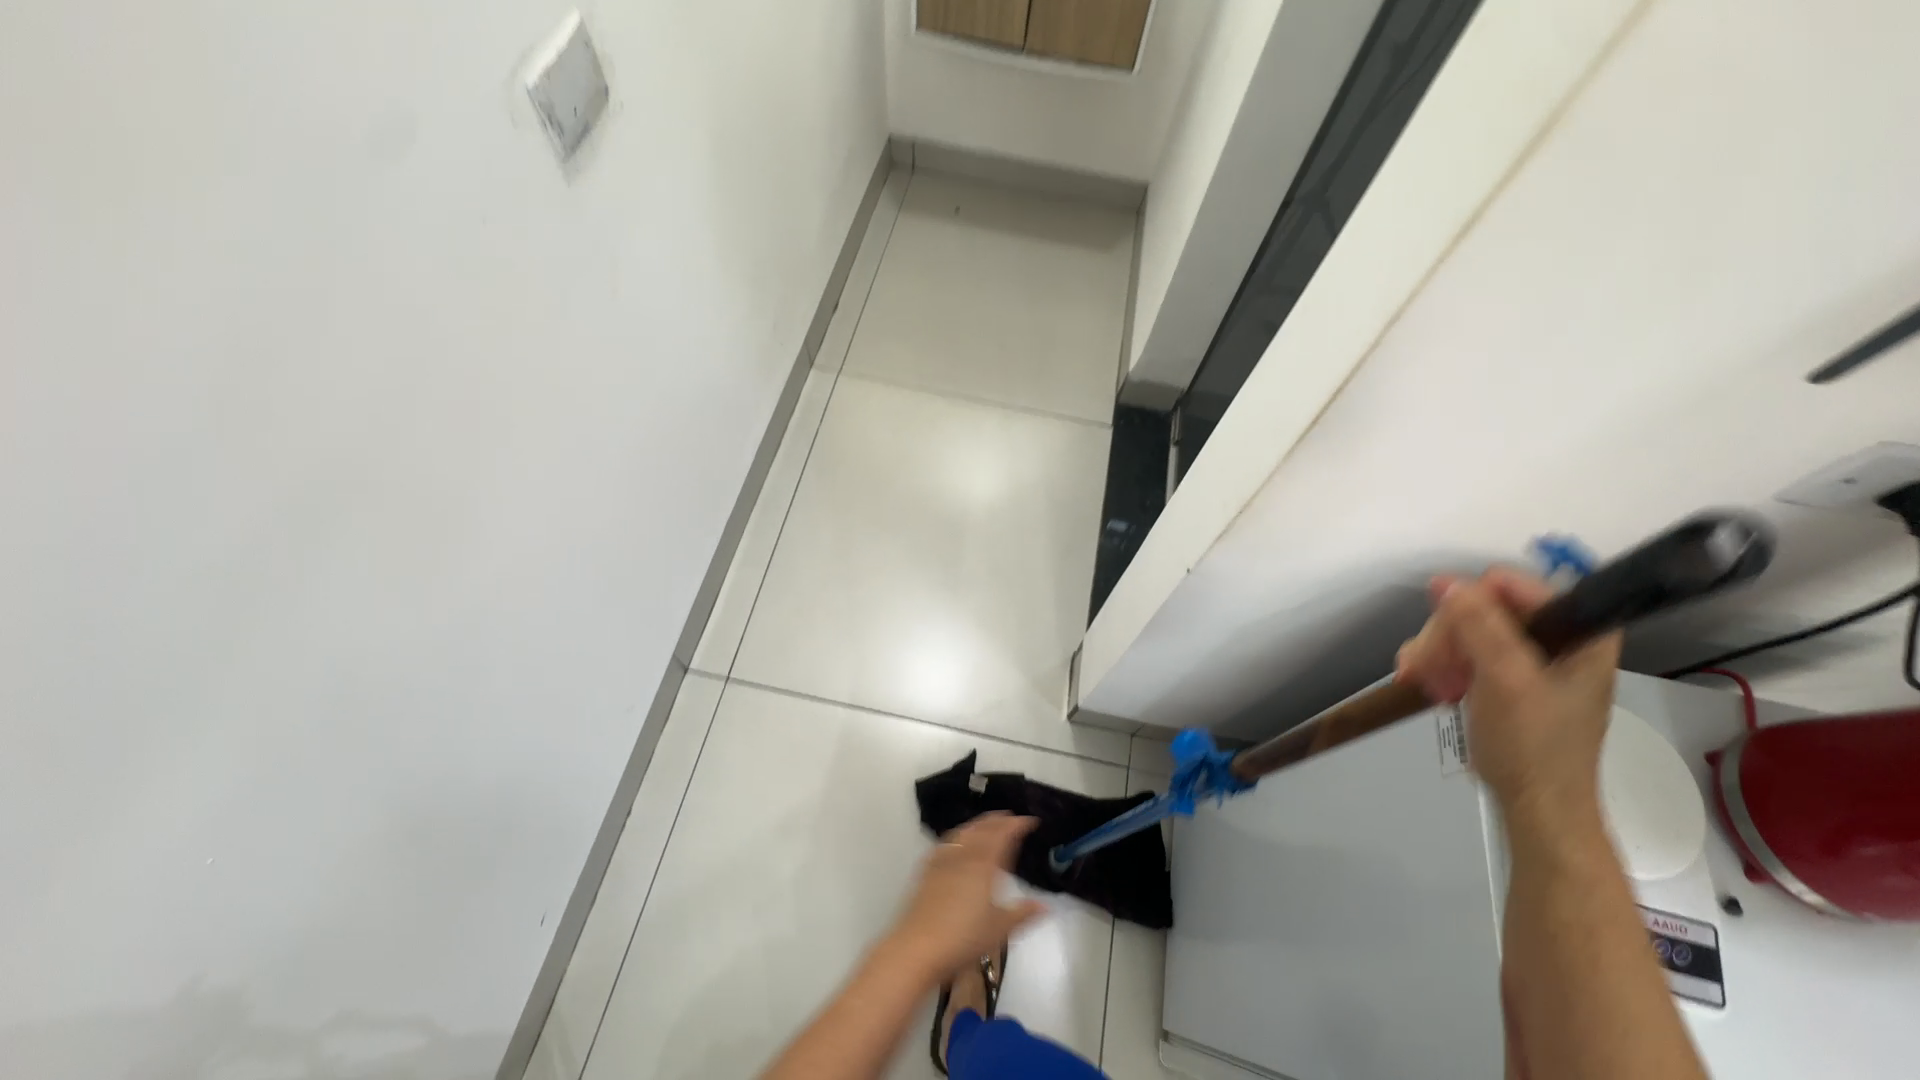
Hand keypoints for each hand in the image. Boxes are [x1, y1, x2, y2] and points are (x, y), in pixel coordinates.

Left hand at [885, 813, 1046, 980]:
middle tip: (1010, 818)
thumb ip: (1023, 914)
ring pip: (962, 833)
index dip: (1017, 825)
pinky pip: (945, 844)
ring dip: (977, 825)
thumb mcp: (1000, 929)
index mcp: (983, 865)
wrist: (917, 947)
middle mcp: (962, 857)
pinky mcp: (926, 872)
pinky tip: (956, 844)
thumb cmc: (963, 938)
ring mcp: (941, 862)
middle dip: (997, 820)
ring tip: (987, 825)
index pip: (1002, 835)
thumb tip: (1045, 906)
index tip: (1030, 821)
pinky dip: (957, 837)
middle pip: (981, 829)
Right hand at [1395, 568, 1620, 822]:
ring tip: (1420, 680)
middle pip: (1485, 608)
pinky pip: (1468, 655)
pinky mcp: (1509, 683)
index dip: (1473, 601)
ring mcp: (1531, 663)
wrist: (1538, 810)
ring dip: (1437, 652)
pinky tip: (1428, 686)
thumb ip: (1480, 625)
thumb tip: (1448, 583)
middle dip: (1448, 634)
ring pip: (1469, 631)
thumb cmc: (1532, 745)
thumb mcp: (1505, 679)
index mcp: (1580, 632)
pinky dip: (1443, 666)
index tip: (1443, 629)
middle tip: (1426, 665)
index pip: (1515, 586)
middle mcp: (1559, 640)